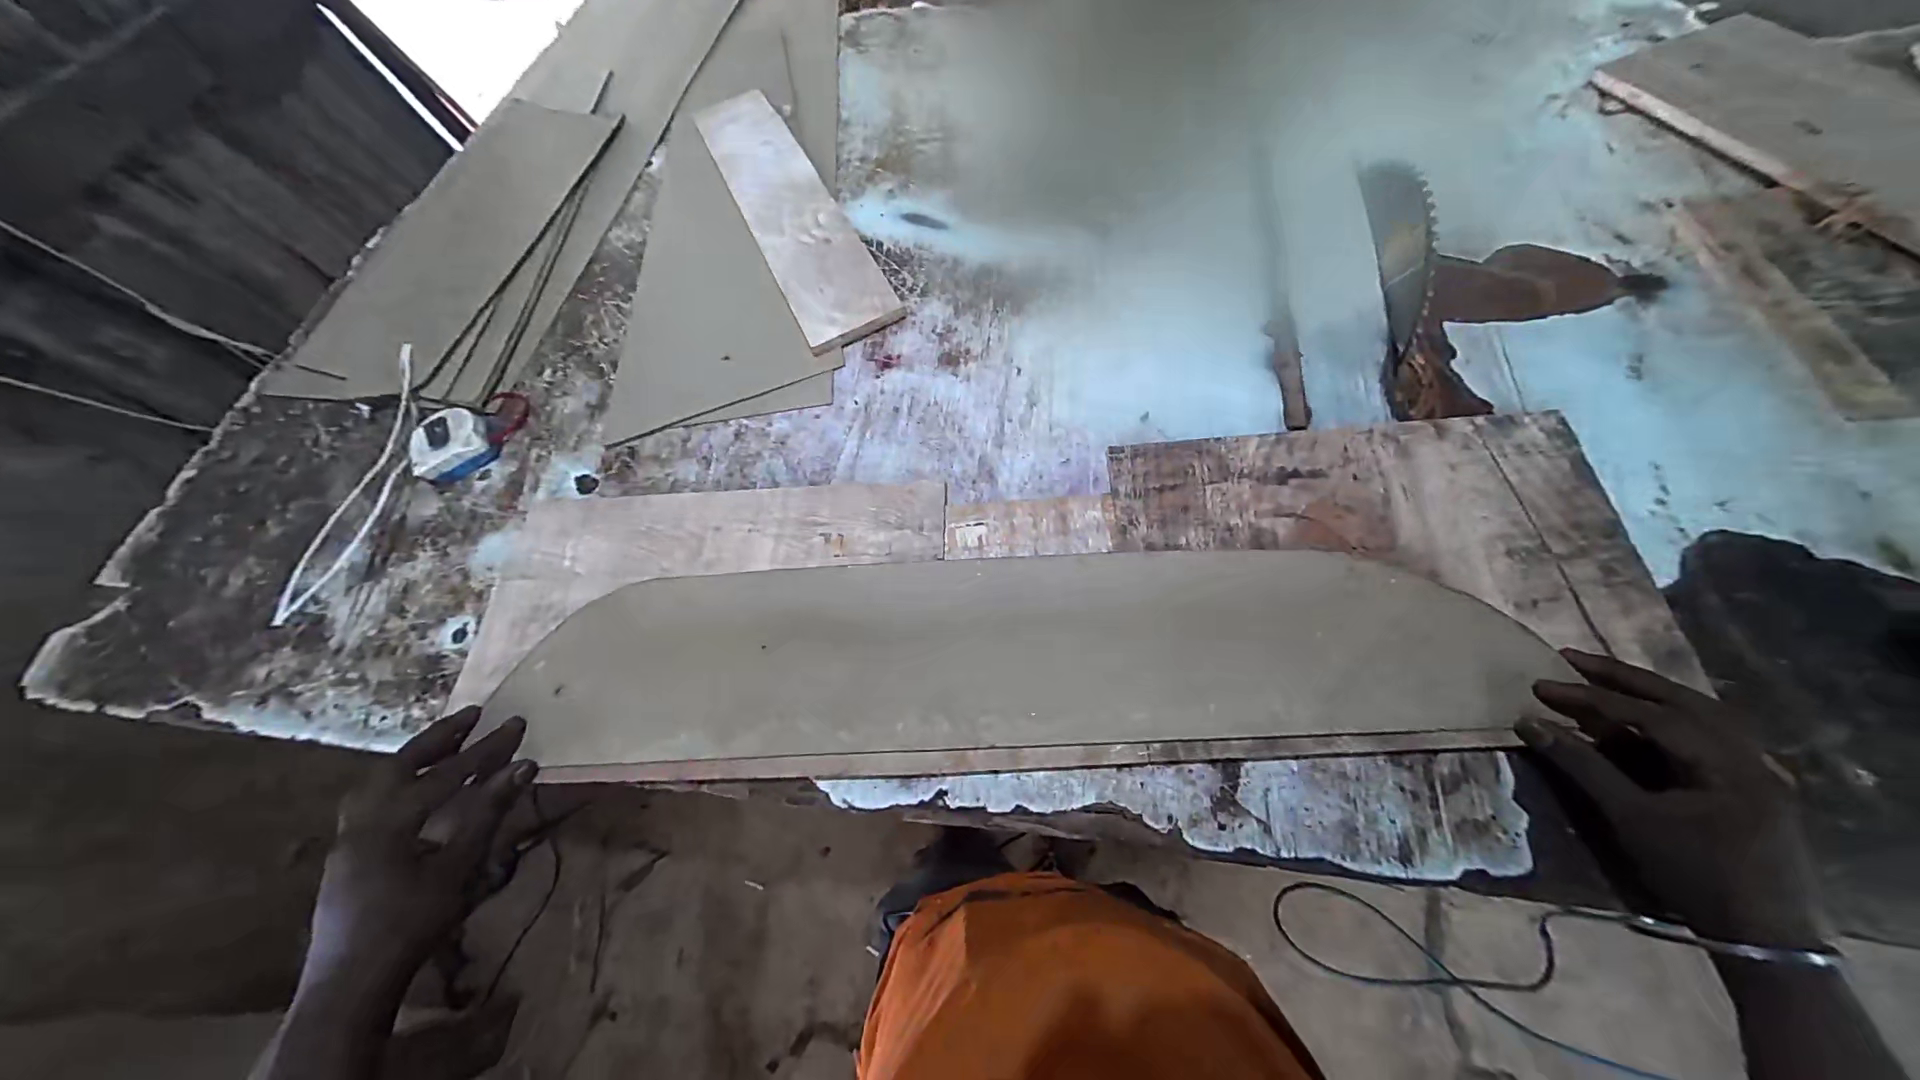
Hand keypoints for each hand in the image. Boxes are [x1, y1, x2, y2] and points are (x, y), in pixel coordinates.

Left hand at [303, 708, 536, 992]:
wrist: (352, 982)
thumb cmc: (412, 922)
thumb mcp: (460, 867)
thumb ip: (489, 813)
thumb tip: (524, 767)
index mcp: (388, 822)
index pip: (447, 773)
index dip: (487, 749)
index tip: (517, 724)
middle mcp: (361, 822)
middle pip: (401, 766)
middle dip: (440, 738)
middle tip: (472, 714)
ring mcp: (348, 839)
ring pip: (379, 783)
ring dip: (415, 757)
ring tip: (444, 742)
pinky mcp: (348, 855)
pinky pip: (373, 801)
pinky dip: (400, 782)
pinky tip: (414, 788)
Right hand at [1516, 650, 1823, 949]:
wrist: (1761, 934)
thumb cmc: (1692, 872)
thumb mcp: (1630, 817)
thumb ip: (1581, 765)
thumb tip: (1529, 723)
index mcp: (1728, 764)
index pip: (1651, 713)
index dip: (1592, 696)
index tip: (1542, 686)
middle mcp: (1750, 756)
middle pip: (1682, 700)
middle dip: (1622, 677)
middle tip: (1569, 658)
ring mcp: (1758, 768)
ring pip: (1699, 712)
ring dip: (1645, 691)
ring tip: (1598, 676)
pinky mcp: (1752, 781)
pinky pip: (1707, 732)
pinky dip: (1667, 714)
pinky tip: (1640, 712)